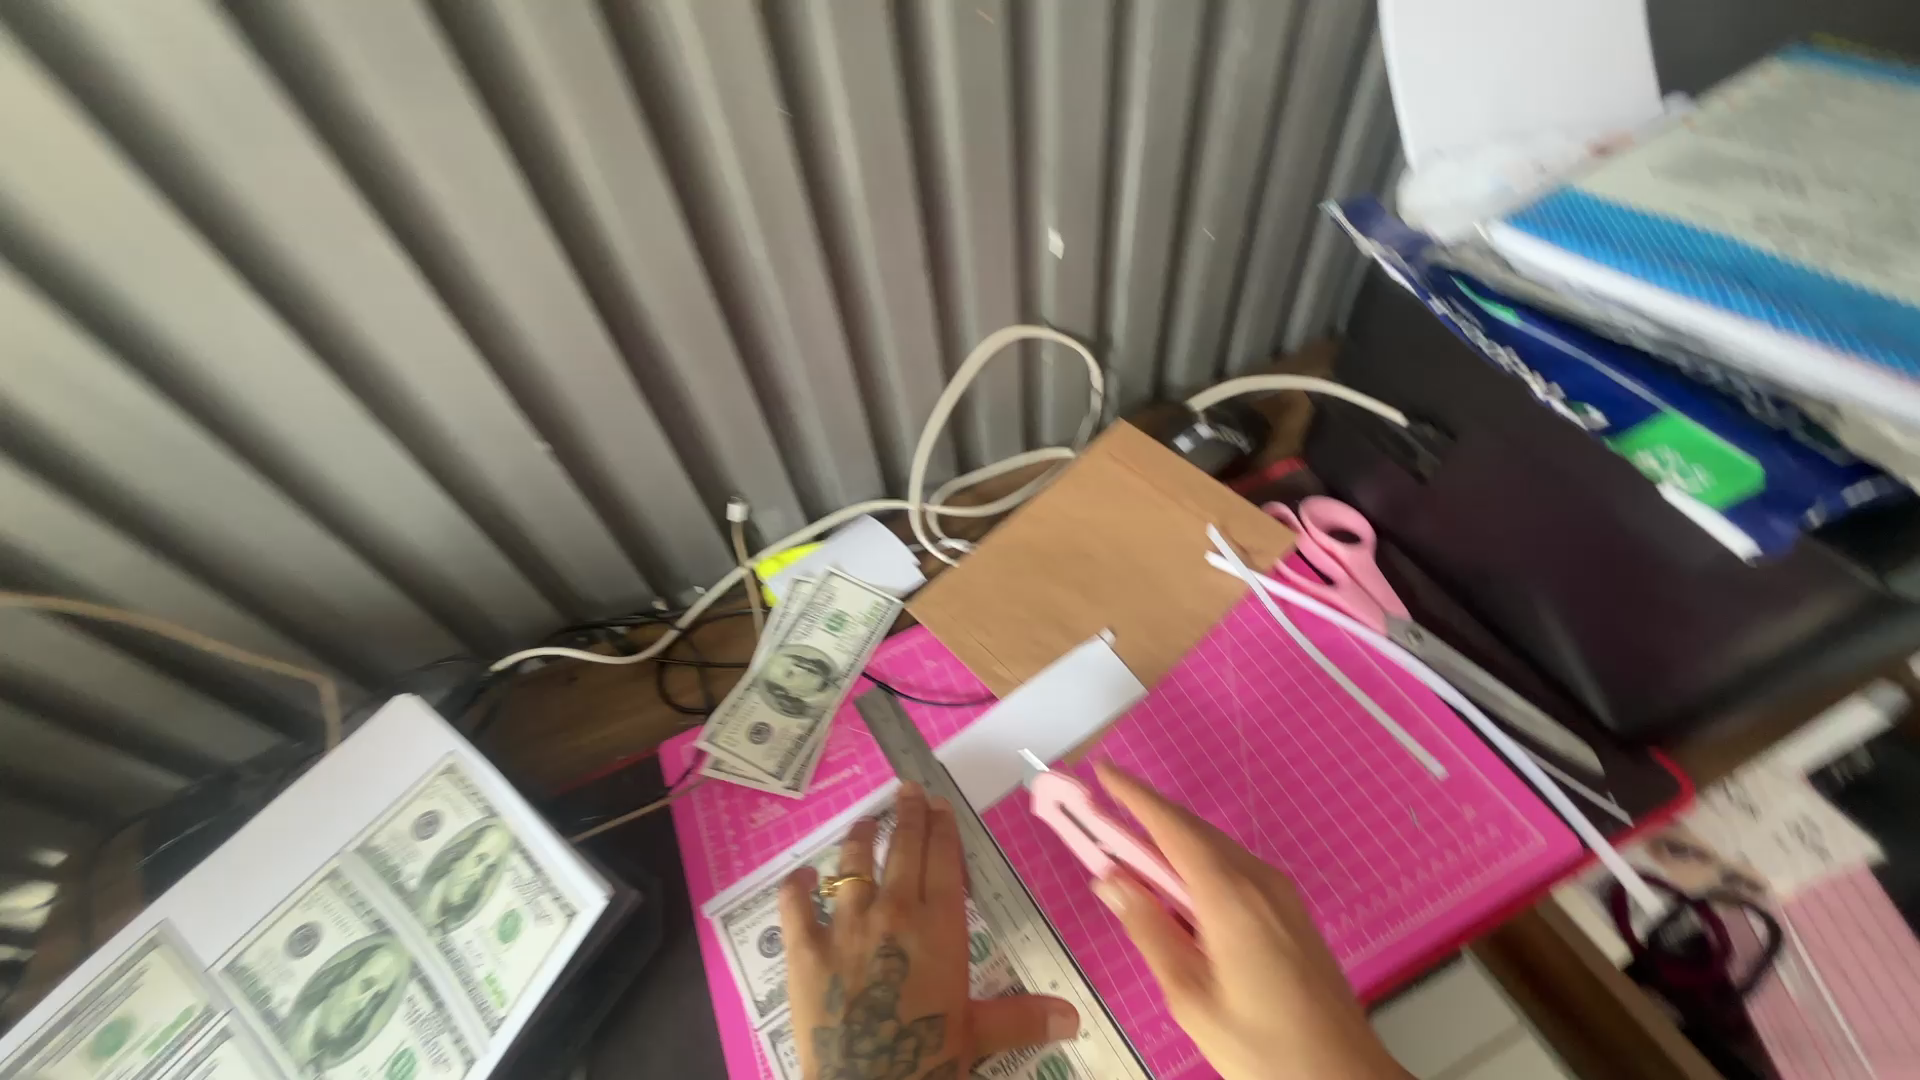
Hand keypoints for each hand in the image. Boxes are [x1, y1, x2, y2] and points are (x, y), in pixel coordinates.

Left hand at [778, 782, 1080, 1079]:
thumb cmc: (927, 1061)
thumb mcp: (978, 1036)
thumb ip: (1022, 1016)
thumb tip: (1075, 1017)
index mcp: (939, 926)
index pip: (944, 859)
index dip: (942, 827)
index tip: (939, 804)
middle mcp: (893, 911)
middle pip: (904, 849)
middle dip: (908, 814)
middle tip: (908, 789)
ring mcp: (845, 925)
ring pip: (852, 864)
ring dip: (861, 837)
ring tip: (866, 822)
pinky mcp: (803, 948)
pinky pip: (794, 905)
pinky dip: (796, 886)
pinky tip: (800, 874)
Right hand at [1092, 762, 1409, 1079]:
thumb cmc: (1263, 1047)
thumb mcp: (1190, 996)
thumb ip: (1148, 929)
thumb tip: (1110, 880)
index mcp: (1229, 895)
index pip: (1171, 827)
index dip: (1134, 795)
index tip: (1104, 771)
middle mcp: (1257, 879)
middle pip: (1192, 830)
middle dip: (1145, 816)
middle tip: (1103, 818)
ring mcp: (1279, 892)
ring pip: (1213, 848)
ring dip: (1170, 842)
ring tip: (1132, 856)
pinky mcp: (1289, 909)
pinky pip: (1231, 867)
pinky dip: (1195, 862)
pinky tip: (1179, 889)